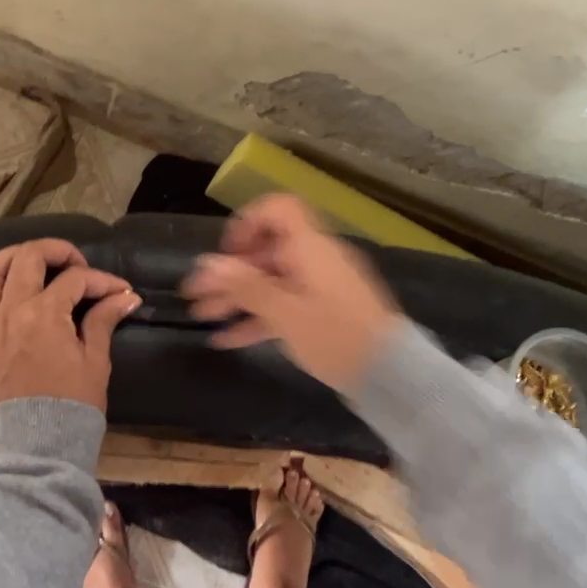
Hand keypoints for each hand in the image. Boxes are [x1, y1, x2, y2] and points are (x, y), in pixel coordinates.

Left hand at [0, 239, 142, 412]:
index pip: (75, 280)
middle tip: (76, 263)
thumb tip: (126, 295)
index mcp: (45, 315)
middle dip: (57, 251)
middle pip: (29, 259)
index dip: (101, 281)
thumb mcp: (96, 360)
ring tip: (30, 255)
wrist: (40, 447)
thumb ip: (104, 319)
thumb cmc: (73, 404)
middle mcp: (12, 312)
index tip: (120, 290)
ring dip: (11, 256)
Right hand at [181, 194, 401, 391]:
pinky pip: (284, 306)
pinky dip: (258, 318)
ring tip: (201, 317)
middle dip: (228, 272)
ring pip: (271, 282)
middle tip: (194, 294)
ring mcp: (320, 288)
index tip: (226, 251)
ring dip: (236, 298)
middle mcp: (314, 259)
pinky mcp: (324, 314)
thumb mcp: (285, 312)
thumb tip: (206, 263)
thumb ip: (245, 286)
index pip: (277, 210)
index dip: (248, 222)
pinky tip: (227, 340)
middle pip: (266, 252)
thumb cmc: (336, 336)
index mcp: (309, 247)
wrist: (392, 377)